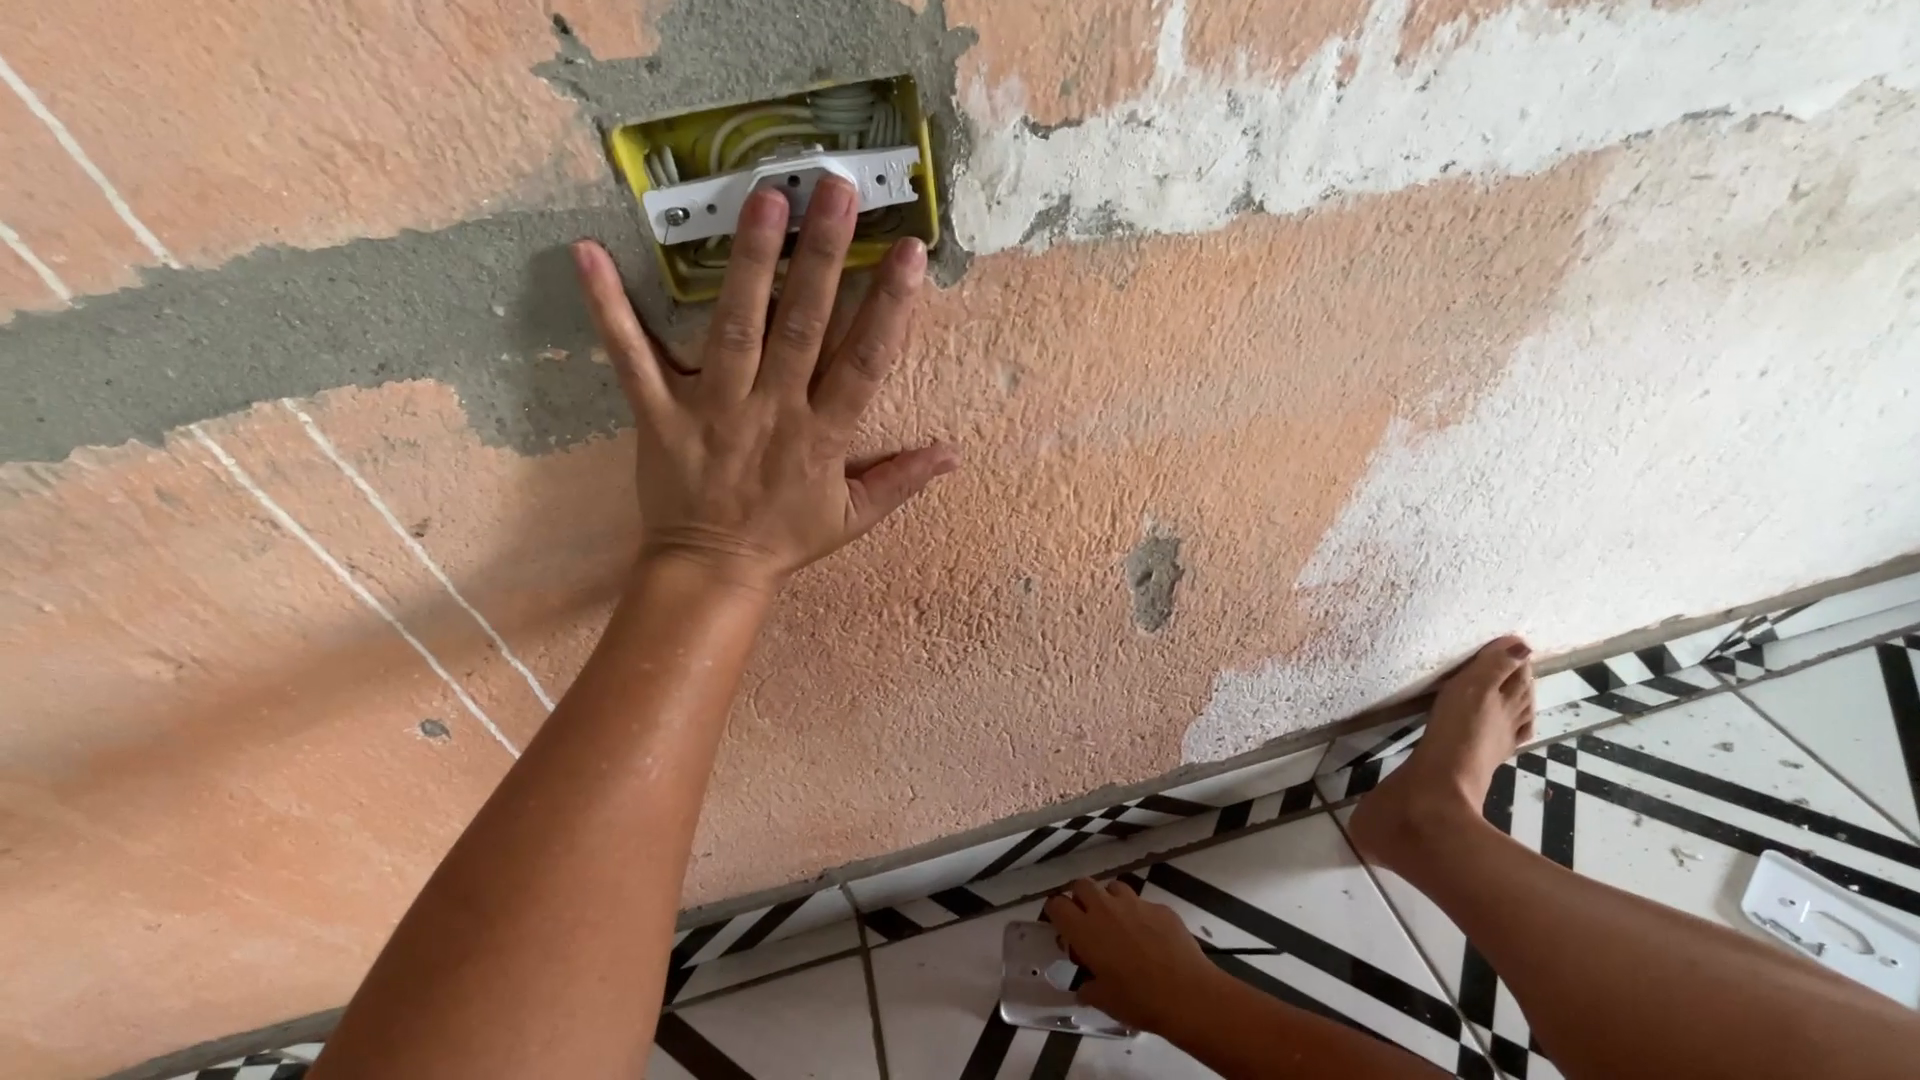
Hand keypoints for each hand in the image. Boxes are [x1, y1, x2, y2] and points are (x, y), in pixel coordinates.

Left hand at [571, 177, 958, 592]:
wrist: (712, 572)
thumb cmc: (786, 540)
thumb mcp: (854, 517)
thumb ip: (902, 480)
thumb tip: (954, 453)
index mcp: (822, 436)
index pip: (864, 362)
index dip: (889, 307)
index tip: (909, 251)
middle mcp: (772, 411)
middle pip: (802, 326)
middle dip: (822, 256)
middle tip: (835, 189)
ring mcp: (712, 408)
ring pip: (734, 327)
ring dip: (750, 262)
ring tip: (763, 199)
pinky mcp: (658, 413)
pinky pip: (631, 358)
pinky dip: (609, 309)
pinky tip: (589, 253)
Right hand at [1044, 878, 1222, 1035]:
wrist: (1187, 994)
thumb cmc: (1138, 1000)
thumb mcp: (1104, 1001)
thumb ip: (1088, 989)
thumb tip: (1084, 988)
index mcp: (1085, 930)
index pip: (1056, 904)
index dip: (1055, 913)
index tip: (1062, 928)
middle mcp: (1105, 909)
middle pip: (1082, 884)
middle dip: (1080, 898)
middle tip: (1087, 922)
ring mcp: (1135, 904)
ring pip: (1113, 887)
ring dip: (1110, 901)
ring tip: (1119, 925)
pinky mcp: (1160, 907)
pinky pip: (1143, 903)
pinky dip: (1140, 915)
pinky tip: (1150, 937)